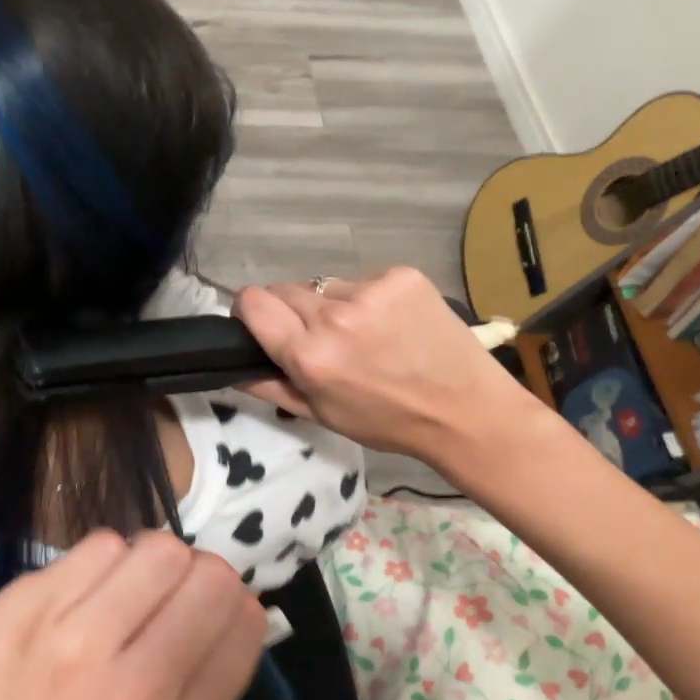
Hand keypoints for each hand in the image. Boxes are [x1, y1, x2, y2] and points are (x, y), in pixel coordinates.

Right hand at [233, 268, 538, 466]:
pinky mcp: (402, 277)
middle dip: (289, 312)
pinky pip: (360, 280)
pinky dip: (364, 299)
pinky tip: (387, 323)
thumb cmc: (388, 422)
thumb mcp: (321, 416)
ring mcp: (371, 291)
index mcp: (310, 355)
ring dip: (327, 305)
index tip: (258, 324)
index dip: (247, 311)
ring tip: (359, 333)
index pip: (252, 302)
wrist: (469, 411)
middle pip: (283, 290)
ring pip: (322, 286)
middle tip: (315, 338)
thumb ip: (269, 387)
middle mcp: (334, 317)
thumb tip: (230, 368)